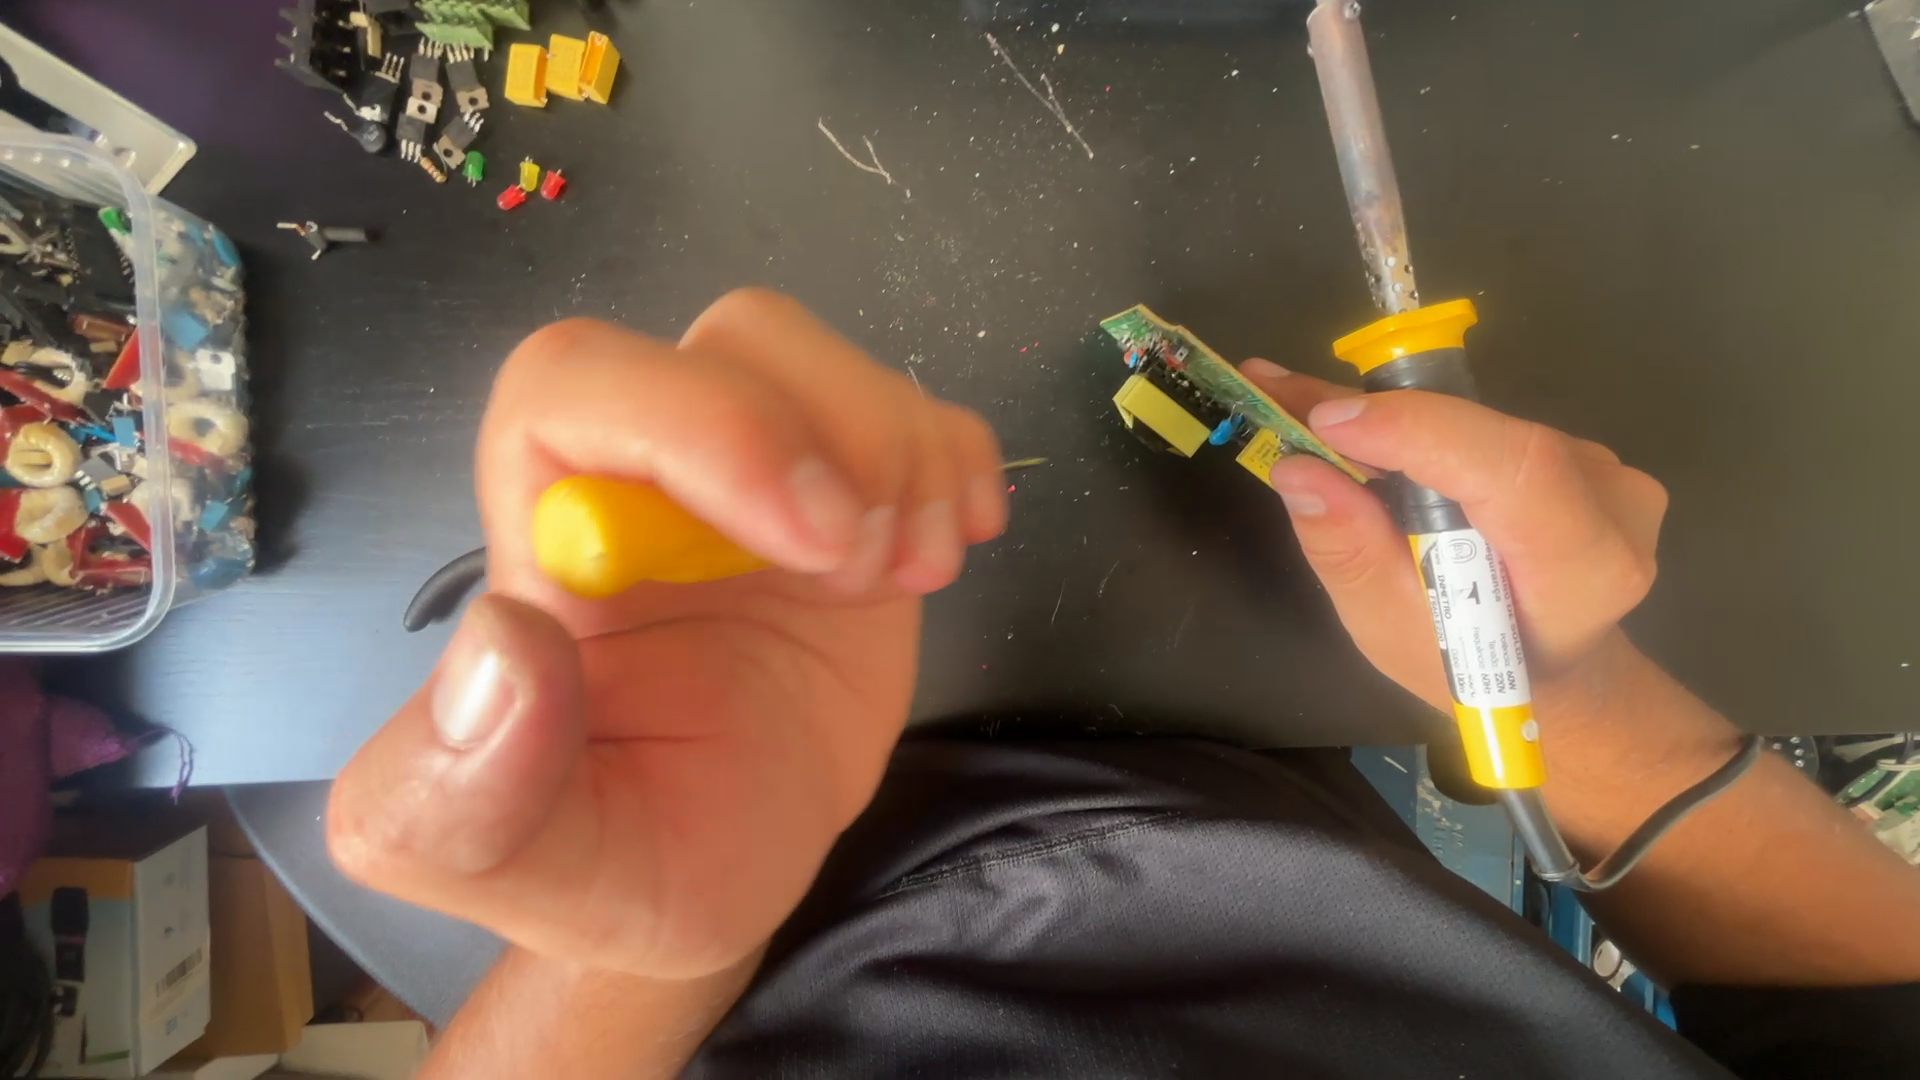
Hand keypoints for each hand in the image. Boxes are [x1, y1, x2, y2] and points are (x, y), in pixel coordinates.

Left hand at [327, 290, 1005, 979]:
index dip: (706, 423)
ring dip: (906, 458)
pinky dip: (958, 453)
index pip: (582, 383)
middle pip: (742, 340)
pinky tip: (967, 531)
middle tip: (872, 574)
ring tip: (915, 572)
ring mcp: (768, 481)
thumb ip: (465, 795)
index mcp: (559, 539)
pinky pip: (915, 412)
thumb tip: (505, 637)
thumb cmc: (647, 859)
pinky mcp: (857, 496)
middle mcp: (658, 480)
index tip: (813, 542)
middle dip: (843, 442)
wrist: (756, 850)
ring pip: (832, 364)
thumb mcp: (546, 868)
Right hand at [1235, 358, 1667, 714]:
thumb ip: (1347, 552)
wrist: (1548, 668)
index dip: (1418, 433)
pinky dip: (1399, 423)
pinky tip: (1342, 429)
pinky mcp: (1561, 449)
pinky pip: (1468, 423)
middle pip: (1479, 433)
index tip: (1323, 423)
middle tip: (1272, 391)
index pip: (1512, 470)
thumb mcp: (1388, 626)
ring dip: (1374, 414)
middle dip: (1368, 414)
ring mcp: (1592, 466)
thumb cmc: (1465, 664)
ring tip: (1292, 410)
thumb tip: (1295, 470)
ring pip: (1467, 420)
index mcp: (1582, 566)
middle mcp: (1607, 498)